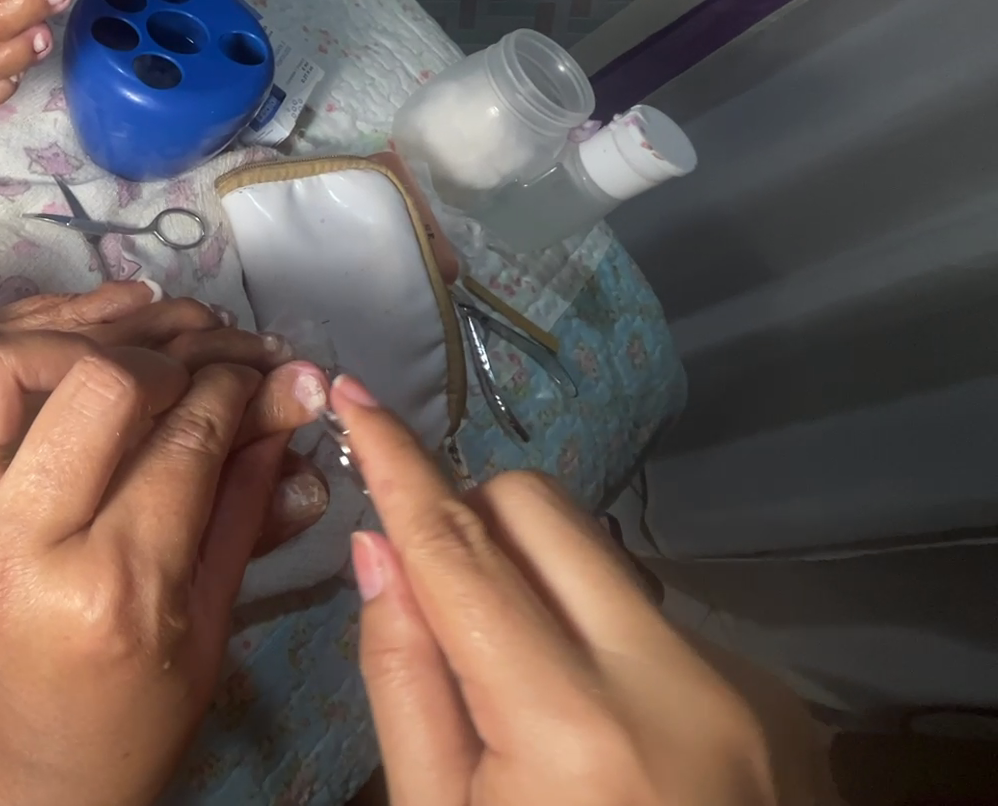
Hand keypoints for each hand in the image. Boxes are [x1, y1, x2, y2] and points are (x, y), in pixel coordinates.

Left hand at [0, 307, 288, 805]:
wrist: (26, 768)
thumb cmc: (133, 711)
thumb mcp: (210, 618)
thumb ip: (248, 497)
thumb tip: (293, 394)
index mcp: (113, 589)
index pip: (186, 438)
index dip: (232, 393)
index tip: (253, 372)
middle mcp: (16, 548)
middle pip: (99, 386)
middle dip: (162, 369)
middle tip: (180, 386)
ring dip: (57, 353)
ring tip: (95, 374)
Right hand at [330, 376, 794, 804]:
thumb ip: (401, 672)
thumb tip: (376, 546)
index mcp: (572, 727)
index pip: (453, 547)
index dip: (393, 459)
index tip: (353, 393)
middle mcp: (676, 684)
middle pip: (535, 508)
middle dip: (463, 513)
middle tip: (423, 575)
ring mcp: (738, 691)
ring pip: (588, 548)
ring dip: (520, 564)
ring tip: (501, 654)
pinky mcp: (768, 703)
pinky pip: (636, 604)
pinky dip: (577, 614)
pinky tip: (576, 701)